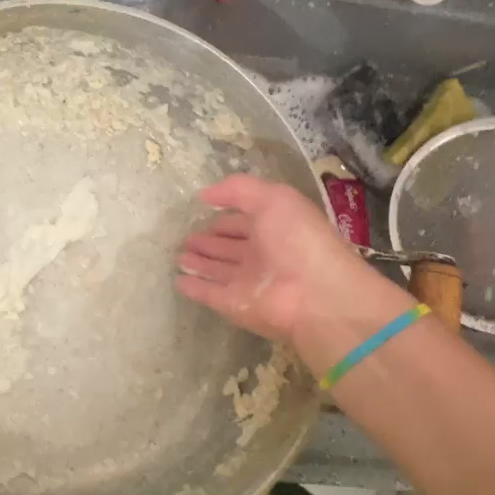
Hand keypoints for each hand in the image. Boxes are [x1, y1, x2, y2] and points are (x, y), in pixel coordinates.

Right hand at [176, 175, 411, 371]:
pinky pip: (208, 293)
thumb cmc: (298, 239)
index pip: (244, 223)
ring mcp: (248, 282)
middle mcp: (261, 255)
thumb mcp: (273, 198)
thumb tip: (204, 194)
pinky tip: (178, 279)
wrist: (316, 294)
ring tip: (178, 255)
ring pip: (217, 270)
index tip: (203, 213)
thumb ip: (239, 190)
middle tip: (185, 237)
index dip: (226, 219)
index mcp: (274, 229)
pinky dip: (194, 287)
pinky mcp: (234, 304)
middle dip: (209, 242)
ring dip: (199, 263)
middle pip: (230, 248)